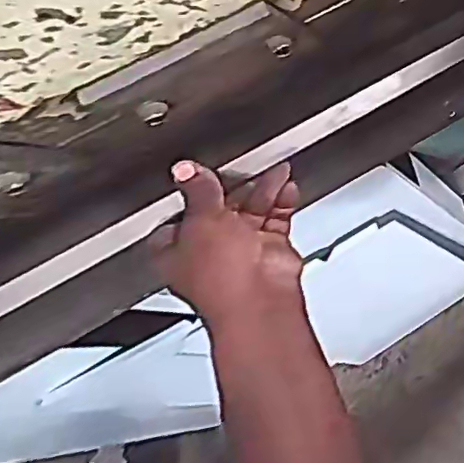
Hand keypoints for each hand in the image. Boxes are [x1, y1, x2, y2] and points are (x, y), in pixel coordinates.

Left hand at [148, 159, 301, 325]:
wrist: (259, 296)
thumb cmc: (219, 276)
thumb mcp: (201, 221)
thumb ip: (198, 191)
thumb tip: (185, 171)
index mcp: (178, 248)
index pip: (181, 214)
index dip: (191, 193)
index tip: (200, 173)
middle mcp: (209, 249)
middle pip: (222, 208)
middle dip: (236, 187)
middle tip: (245, 166)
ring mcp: (241, 248)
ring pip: (253, 209)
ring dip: (265, 189)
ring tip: (276, 171)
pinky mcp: (270, 246)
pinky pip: (277, 217)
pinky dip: (283, 201)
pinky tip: (286, 188)